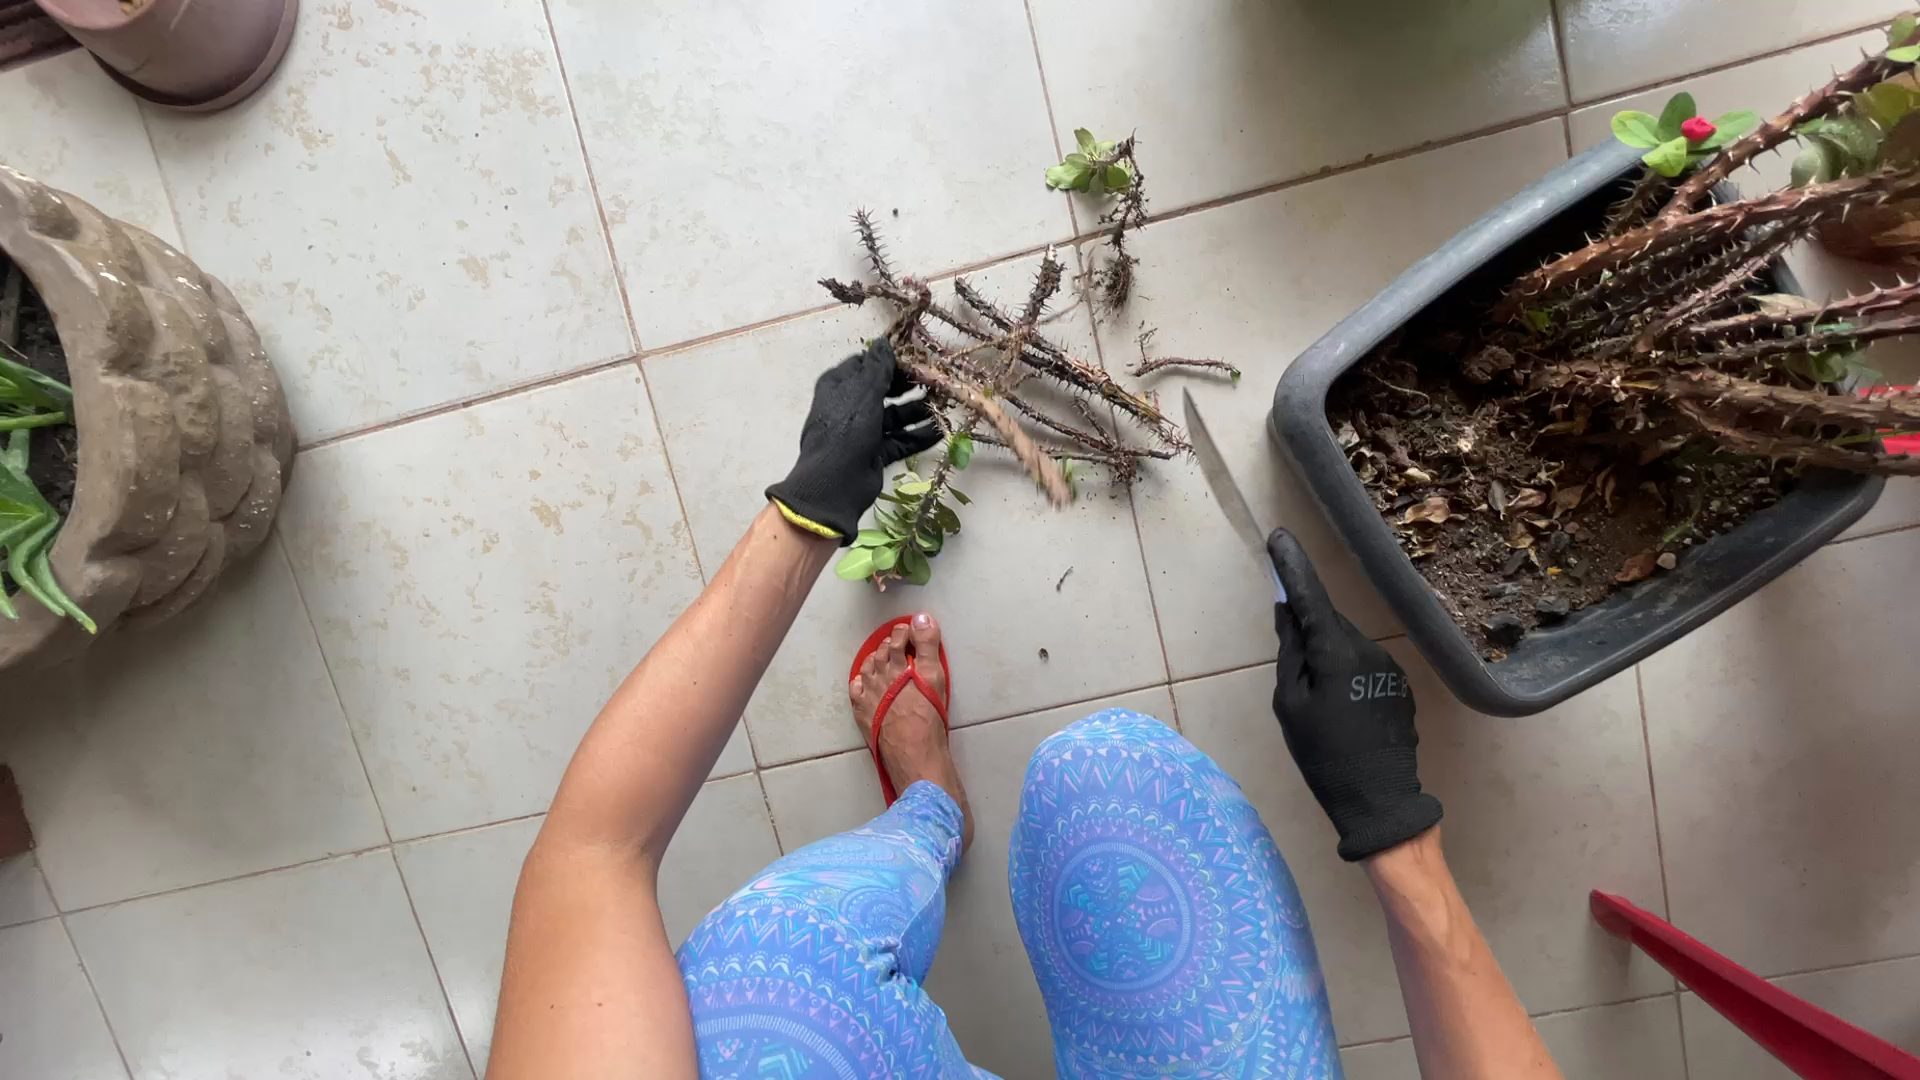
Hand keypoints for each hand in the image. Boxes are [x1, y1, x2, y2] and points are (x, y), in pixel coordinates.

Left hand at [766, 340, 941, 543]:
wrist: (836, 481)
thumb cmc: (847, 428)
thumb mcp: (863, 391)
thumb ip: (878, 367)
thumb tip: (884, 341)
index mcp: (840, 386)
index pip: (867, 365)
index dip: (890, 362)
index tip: (915, 361)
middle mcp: (851, 406)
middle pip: (884, 390)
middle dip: (909, 387)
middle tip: (933, 382)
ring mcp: (864, 431)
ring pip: (896, 416)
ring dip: (918, 412)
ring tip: (942, 407)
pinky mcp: (876, 452)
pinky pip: (901, 440)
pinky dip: (919, 436)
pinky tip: (941, 431)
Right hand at [1267, 528, 1441, 861]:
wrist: (1380, 801)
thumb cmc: (1322, 754)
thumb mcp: (1289, 704)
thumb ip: (1290, 652)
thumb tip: (1287, 612)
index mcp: (1337, 654)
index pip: (1311, 599)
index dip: (1292, 568)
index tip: (1278, 538)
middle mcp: (1369, 650)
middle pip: (1328, 622)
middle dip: (1306, 627)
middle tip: (1291, 668)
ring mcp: (1390, 666)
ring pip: (1344, 642)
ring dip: (1325, 653)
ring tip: (1317, 697)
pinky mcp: (1400, 684)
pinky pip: (1362, 662)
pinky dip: (1344, 669)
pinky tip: (1341, 706)